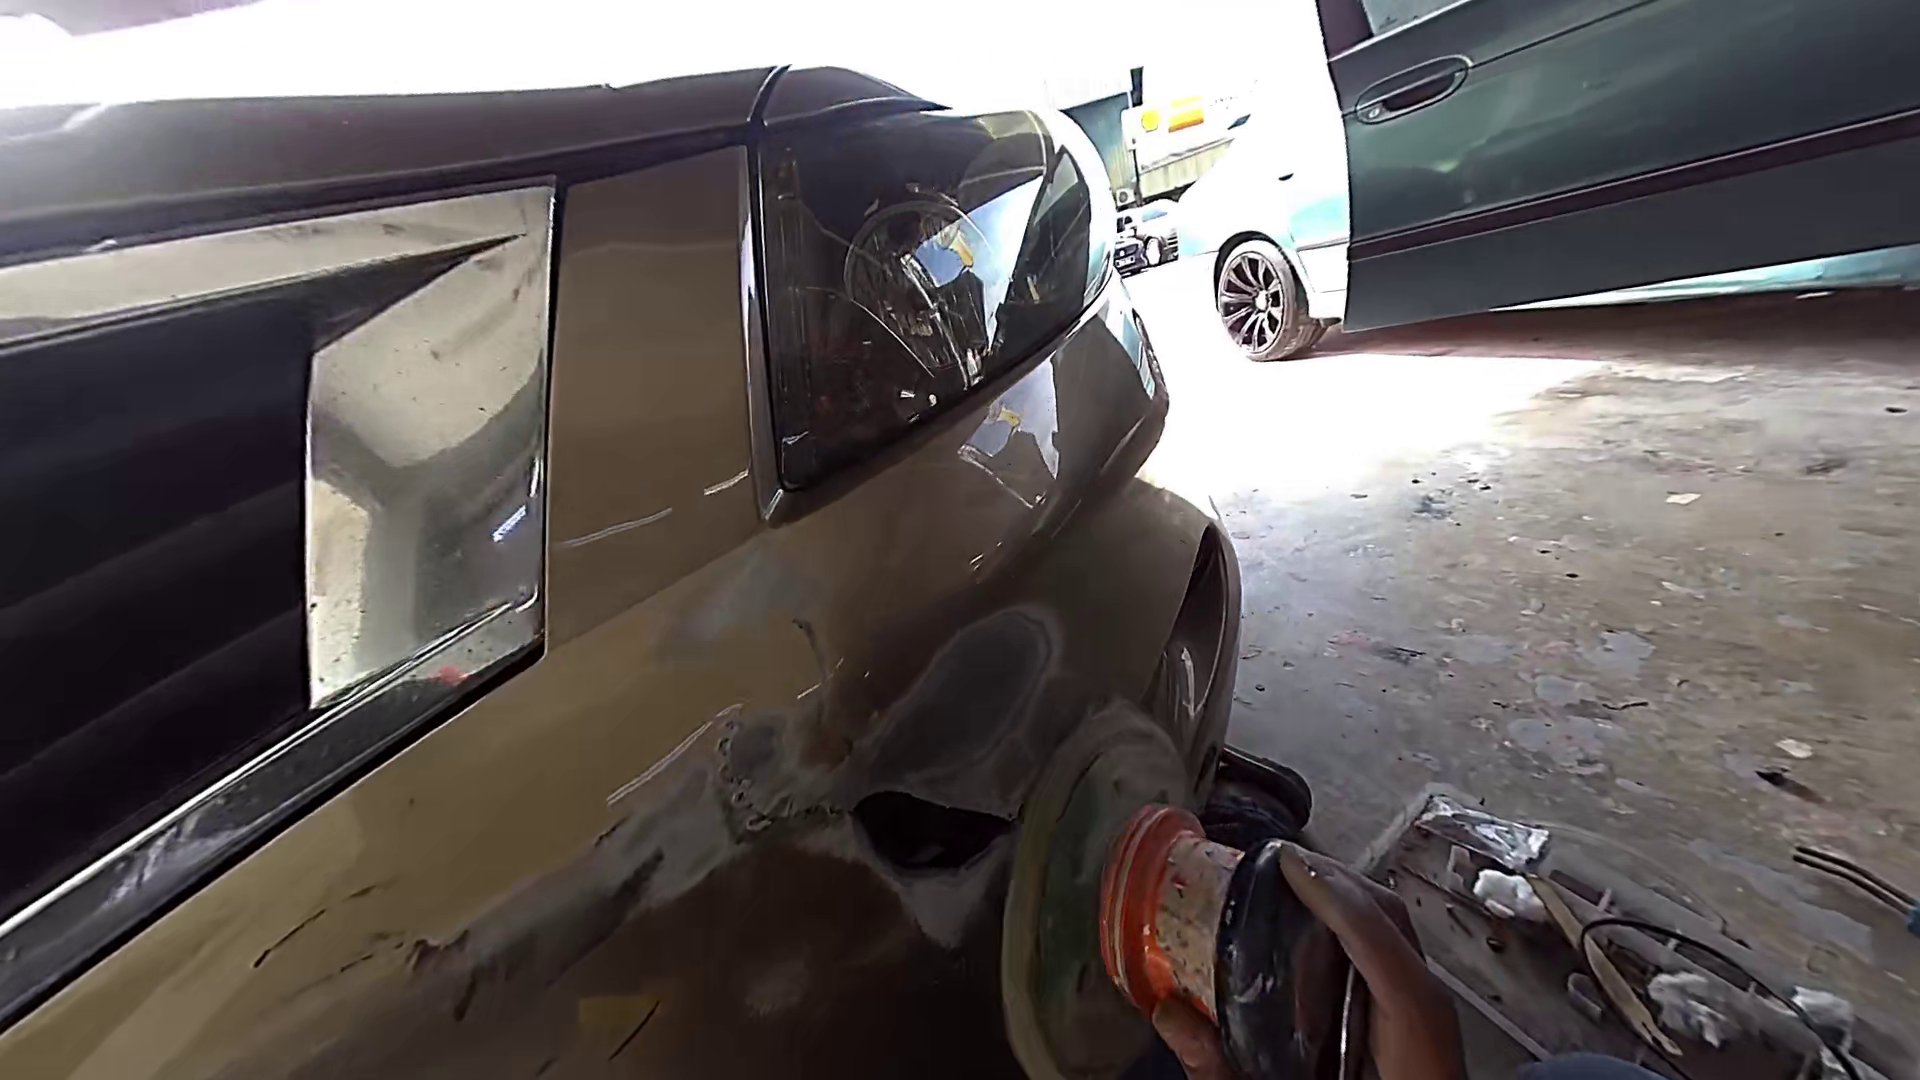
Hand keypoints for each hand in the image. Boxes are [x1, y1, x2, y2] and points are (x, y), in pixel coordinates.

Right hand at [1149, 843, 1463, 1079]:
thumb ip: (1223, 1076)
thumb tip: (1168, 1009)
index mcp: (1416, 1078)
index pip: (1408, 991)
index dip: (1356, 920)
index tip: (1292, 869)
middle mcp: (1433, 1050)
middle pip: (1404, 943)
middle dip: (1343, 888)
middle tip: (1279, 863)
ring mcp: (1424, 1034)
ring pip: (1400, 939)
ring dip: (1345, 895)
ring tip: (1286, 877)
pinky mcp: (1405, 1026)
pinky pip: (1386, 951)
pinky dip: (1347, 917)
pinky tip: (1304, 915)